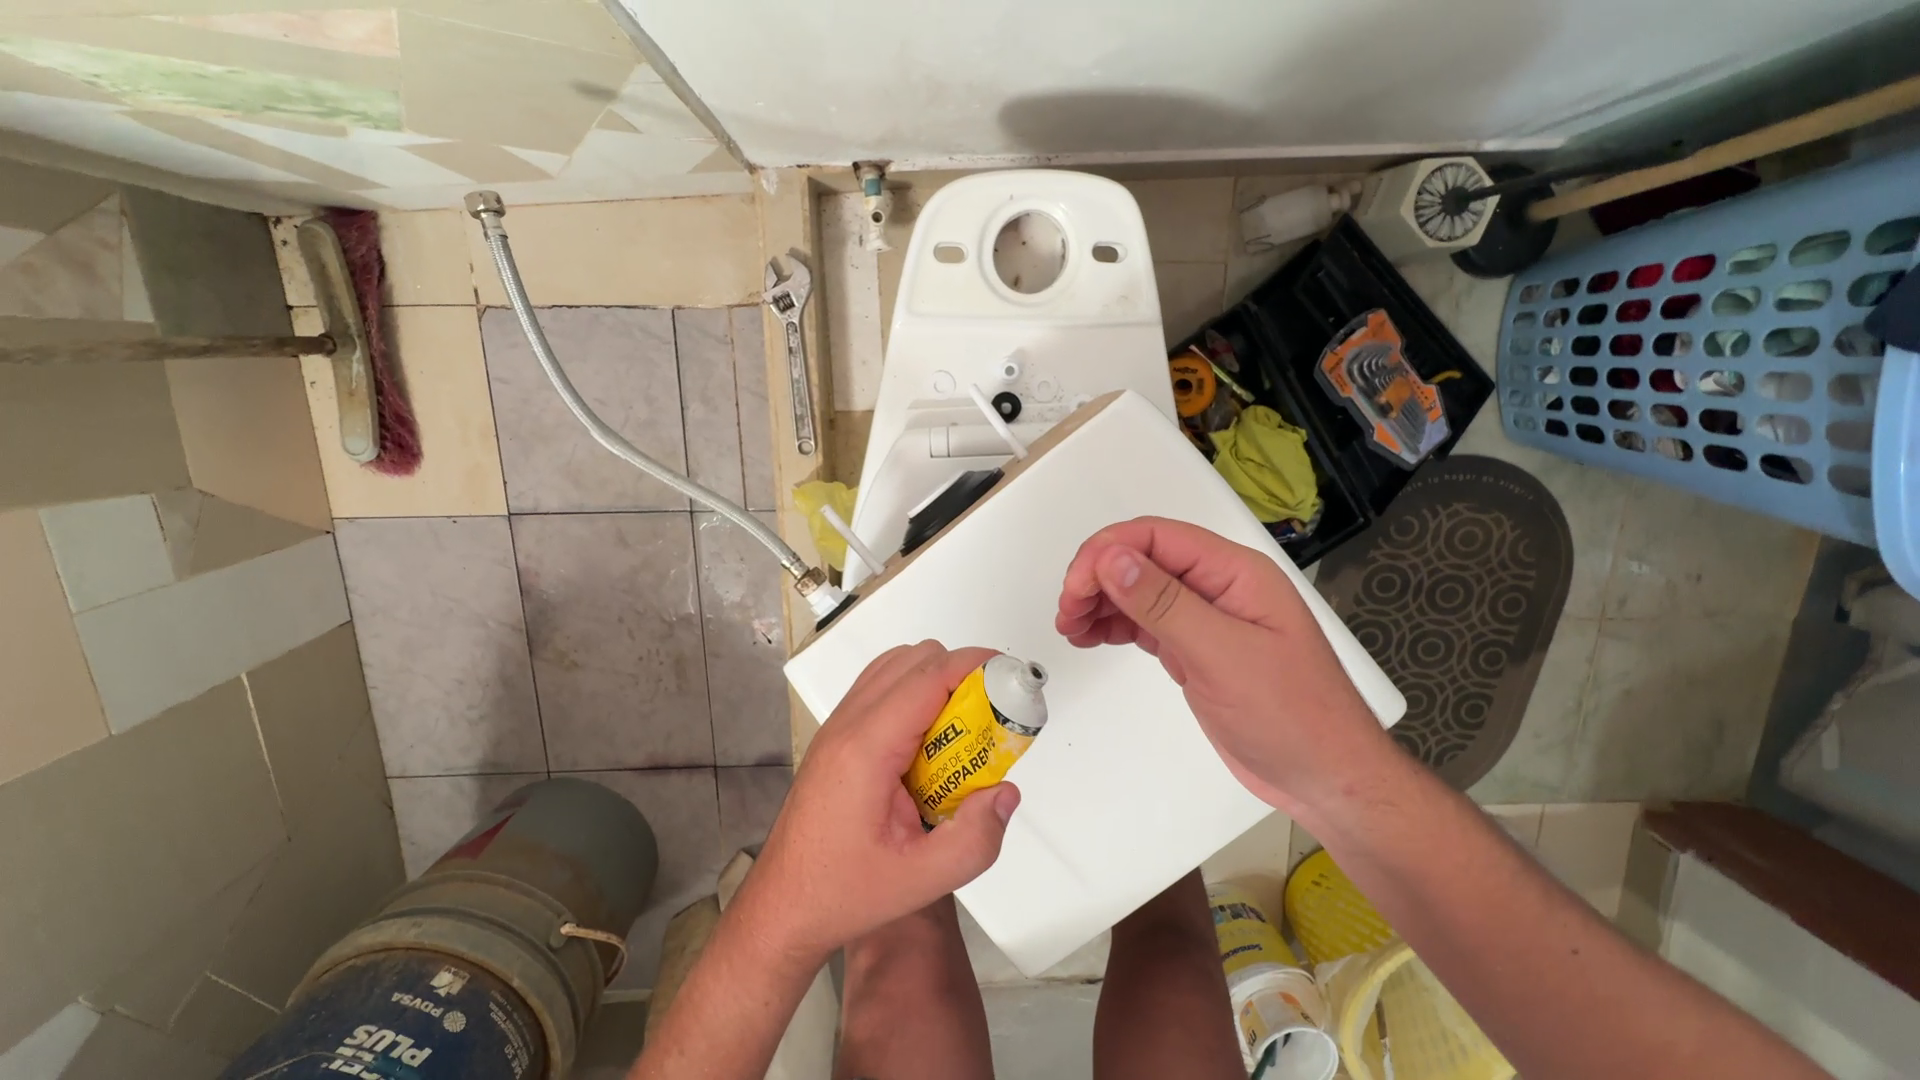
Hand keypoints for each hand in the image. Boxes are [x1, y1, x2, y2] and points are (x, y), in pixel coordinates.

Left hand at [737, 642, 1019, 963]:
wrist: (783, 907)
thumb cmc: (840, 893)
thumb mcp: (920, 881)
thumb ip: (974, 840)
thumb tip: (1005, 791)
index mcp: (865, 750)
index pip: (927, 677)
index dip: (974, 665)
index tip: (1012, 677)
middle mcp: (847, 726)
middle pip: (913, 661)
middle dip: (961, 674)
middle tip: (994, 715)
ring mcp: (837, 729)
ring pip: (895, 668)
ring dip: (937, 682)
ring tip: (966, 730)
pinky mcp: (837, 739)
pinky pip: (881, 691)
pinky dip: (915, 696)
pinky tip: (932, 744)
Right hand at [1054, 517, 1389, 815]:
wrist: (1325, 777)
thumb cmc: (1292, 716)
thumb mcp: (1223, 655)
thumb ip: (1164, 604)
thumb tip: (1113, 560)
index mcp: (1235, 573)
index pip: (1158, 537)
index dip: (1108, 552)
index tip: (1075, 586)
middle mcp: (1219, 587)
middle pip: (1144, 560)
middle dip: (1099, 576)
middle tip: (1067, 612)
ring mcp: (1208, 619)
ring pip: (1140, 591)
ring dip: (1101, 601)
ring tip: (1071, 627)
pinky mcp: (1198, 650)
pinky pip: (1147, 623)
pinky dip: (1116, 625)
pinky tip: (1093, 636)